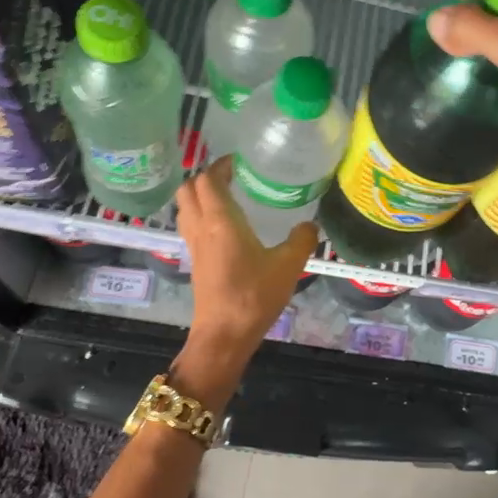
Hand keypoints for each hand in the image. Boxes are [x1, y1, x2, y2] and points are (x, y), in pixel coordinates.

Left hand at [174, 156, 316, 365]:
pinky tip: (226, 226)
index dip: (220, 165)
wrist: (224, 336)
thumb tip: (311, 224)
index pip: (208, 179)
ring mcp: (194, 246)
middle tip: (231, 176)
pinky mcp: (195, 262)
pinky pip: (191, 226)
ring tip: (227, 196)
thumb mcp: (289, 265)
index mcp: (220, 220)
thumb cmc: (254, 296)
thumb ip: (302, 239)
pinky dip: (202, 215)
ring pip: (186, 208)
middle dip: (205, 176)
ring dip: (200, 196)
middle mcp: (201, 227)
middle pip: (189, 189)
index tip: (239, 161)